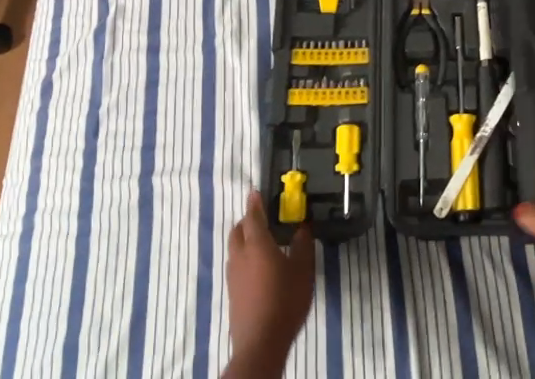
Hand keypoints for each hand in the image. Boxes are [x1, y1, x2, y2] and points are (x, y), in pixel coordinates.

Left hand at [224, 191, 314, 375]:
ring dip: (244, 238)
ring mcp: (233, 275)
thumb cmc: (285, 300)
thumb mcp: (303, 270)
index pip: (252, 216)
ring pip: (235, 247)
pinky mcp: (232, 291)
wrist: (260, 342)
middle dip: (247, 220)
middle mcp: (240, 255)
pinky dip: (244, 256)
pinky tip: (259, 267)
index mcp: (257, 244)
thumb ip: (303, 245)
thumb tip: (303, 226)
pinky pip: (235, 264)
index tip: (255, 191)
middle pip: (238, 230)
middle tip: (262, 218)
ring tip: (263, 242)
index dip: (254, 203)